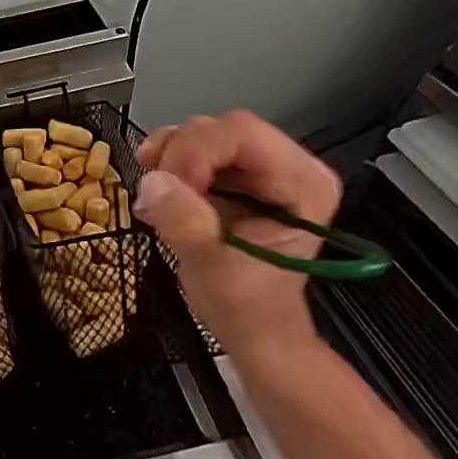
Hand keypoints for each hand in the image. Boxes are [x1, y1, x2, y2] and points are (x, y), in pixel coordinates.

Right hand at [136, 111, 342, 358]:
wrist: (252, 329)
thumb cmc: (247, 309)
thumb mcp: (215, 274)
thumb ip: (189, 227)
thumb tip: (154, 183)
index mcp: (303, 183)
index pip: (243, 134)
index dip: (198, 152)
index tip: (170, 187)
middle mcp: (285, 165)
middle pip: (220, 129)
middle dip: (180, 157)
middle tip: (159, 195)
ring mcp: (256, 168)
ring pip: (203, 133)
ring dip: (169, 158)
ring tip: (156, 194)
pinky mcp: (232, 174)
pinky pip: (193, 148)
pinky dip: (167, 162)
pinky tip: (158, 188)